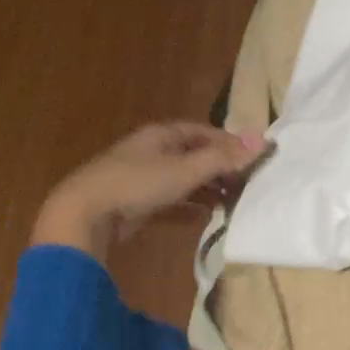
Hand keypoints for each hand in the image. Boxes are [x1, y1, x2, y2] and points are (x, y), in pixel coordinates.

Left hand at [30, 122, 267, 260]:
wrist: (85, 214)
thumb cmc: (138, 184)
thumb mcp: (186, 169)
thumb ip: (224, 157)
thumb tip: (263, 139)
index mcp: (161, 135)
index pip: (203, 132)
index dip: (229, 142)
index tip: (254, 157)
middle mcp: (151, 151)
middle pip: (194, 155)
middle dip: (221, 168)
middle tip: (247, 183)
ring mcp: (141, 177)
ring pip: (183, 178)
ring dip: (207, 188)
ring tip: (232, 202)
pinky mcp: (134, 202)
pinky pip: (170, 200)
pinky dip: (189, 206)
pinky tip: (203, 217)